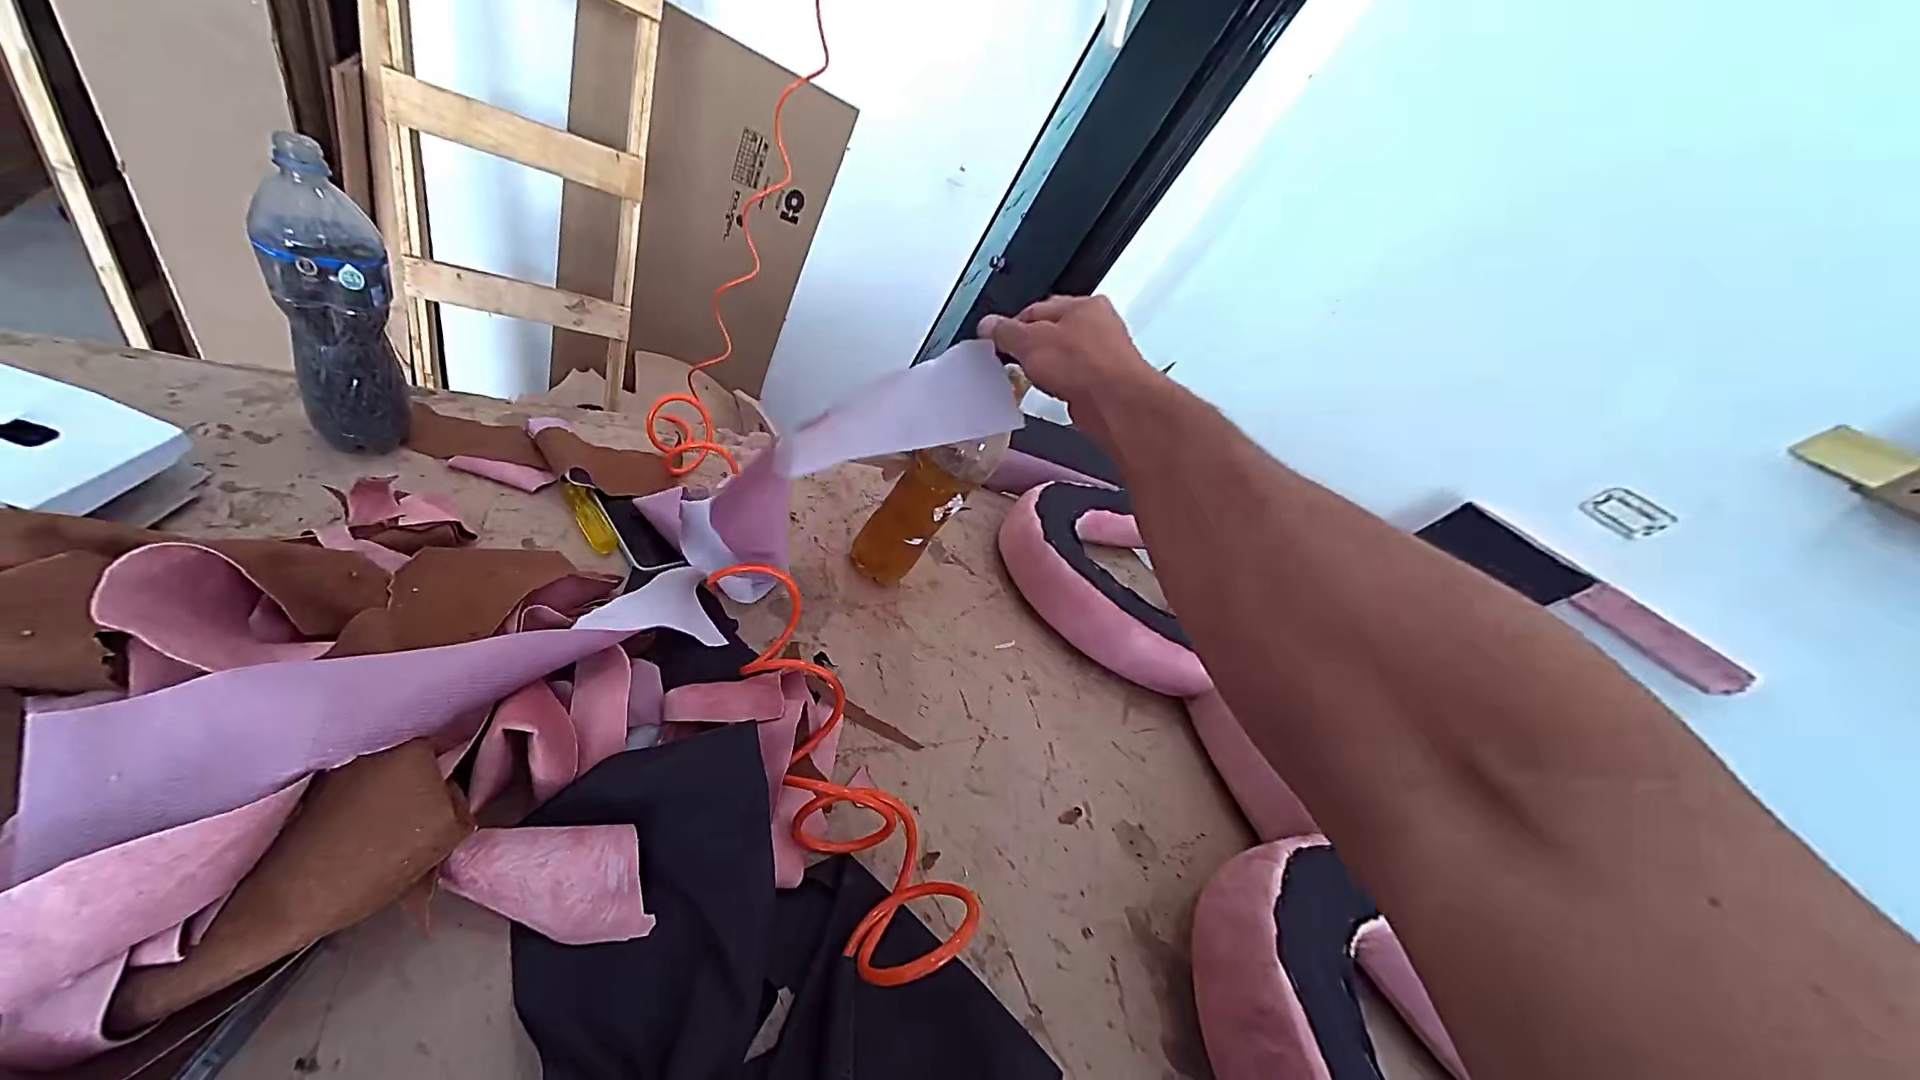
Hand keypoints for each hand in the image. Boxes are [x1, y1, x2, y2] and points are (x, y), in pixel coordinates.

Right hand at [977, 295, 1161, 443]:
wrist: (1114, 402)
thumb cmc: (1086, 364)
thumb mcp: (1031, 342)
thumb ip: (1006, 332)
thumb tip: (989, 326)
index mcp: (1083, 305)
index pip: (1037, 309)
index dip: (1012, 324)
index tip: (995, 337)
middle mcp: (1098, 326)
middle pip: (1052, 333)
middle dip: (1030, 347)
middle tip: (1011, 358)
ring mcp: (1102, 356)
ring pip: (1063, 358)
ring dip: (1046, 369)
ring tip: (1034, 377)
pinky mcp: (1102, 383)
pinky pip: (1072, 380)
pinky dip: (1060, 385)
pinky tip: (1054, 391)